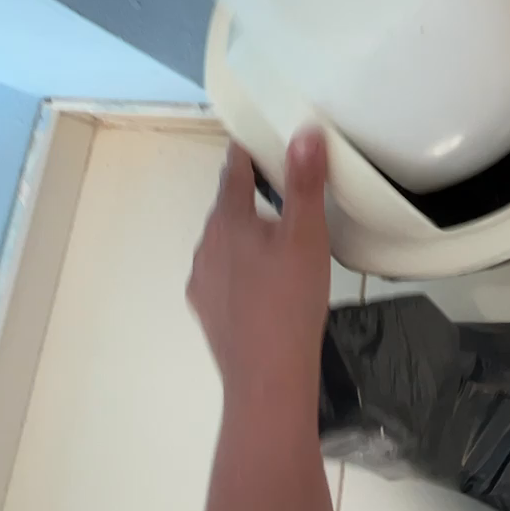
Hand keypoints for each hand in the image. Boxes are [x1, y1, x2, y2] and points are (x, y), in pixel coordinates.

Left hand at [188, 130, 332, 411]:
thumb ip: (305, 181)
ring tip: (278, 235)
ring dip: (246, 231)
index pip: (234, 171)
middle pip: (228, 206)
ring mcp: (203, 280)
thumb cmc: (290, 299)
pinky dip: (241, 264)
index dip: (246, 151)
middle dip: (251, 192)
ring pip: (225, 241)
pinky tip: (264, 279)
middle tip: (283, 185)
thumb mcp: (307, 234)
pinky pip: (223, 272)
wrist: (267, 378)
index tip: (257, 137)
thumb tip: (305, 132)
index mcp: (229, 220)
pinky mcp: (207, 309)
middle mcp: (207, 244)